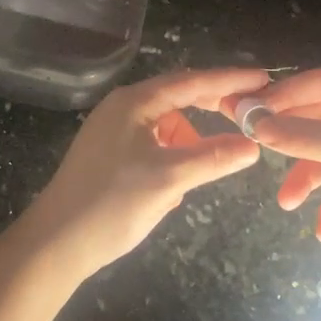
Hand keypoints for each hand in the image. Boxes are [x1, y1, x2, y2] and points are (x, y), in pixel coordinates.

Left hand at [24, 68, 268, 275]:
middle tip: (249, 114)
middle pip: (178, 96)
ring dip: (190, 140)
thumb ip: (213, 157)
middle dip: (213, 107)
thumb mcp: (170, 179)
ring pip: (166, 124)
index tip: (263, 79)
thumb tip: (253, 144)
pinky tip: (175, 188)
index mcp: (135, 102)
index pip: (191, 81)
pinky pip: (153, 144)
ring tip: (206, 166)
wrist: (57, 241)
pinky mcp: (110, 153)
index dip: (229, 80)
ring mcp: (114, 130)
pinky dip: (171, 158)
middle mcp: (123, 107)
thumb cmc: (112, 202)